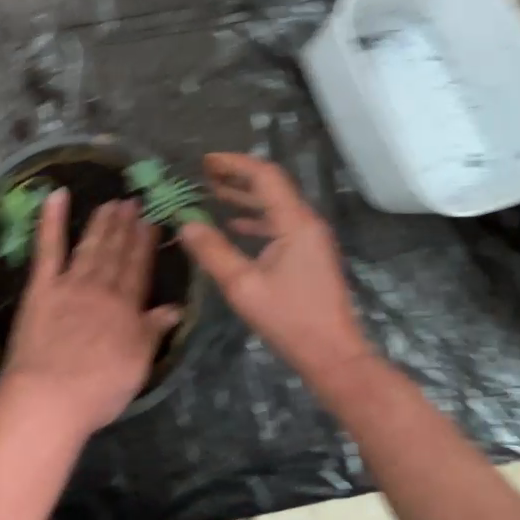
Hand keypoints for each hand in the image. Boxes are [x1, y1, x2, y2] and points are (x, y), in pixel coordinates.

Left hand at [0, 190, 182, 438]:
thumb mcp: (138, 366)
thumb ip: (153, 332)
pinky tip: (56, 196)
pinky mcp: (41, 286)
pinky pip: (48, 248)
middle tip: (131, 202)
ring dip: (101, 223)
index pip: (139, 268)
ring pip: (90, 246)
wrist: (50, 395)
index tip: (151, 221)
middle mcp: (101, 288)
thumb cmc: (97, 390)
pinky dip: (52, 220)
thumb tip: (175, 307)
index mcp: (127, 308)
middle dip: (125, 226)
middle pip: (116, 253)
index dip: (145, 244)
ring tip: (110, 203)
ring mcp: (70, 284)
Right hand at [179, 153, 370, 380]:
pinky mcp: (310, 254)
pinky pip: (280, 223)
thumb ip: (213, 251)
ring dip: (246, 196)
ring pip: (276, 204)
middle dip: (238, 175)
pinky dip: (256, 218)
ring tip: (215, 192)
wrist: (335, 357)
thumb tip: (185, 223)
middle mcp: (306, 222)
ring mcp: (311, 238)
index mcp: (294, 222)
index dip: (234, 163)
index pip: (264, 176)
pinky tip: (235, 226)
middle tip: (205, 173)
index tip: (205, 161)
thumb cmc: (290, 320)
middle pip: (271, 185)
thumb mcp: (243, 286)